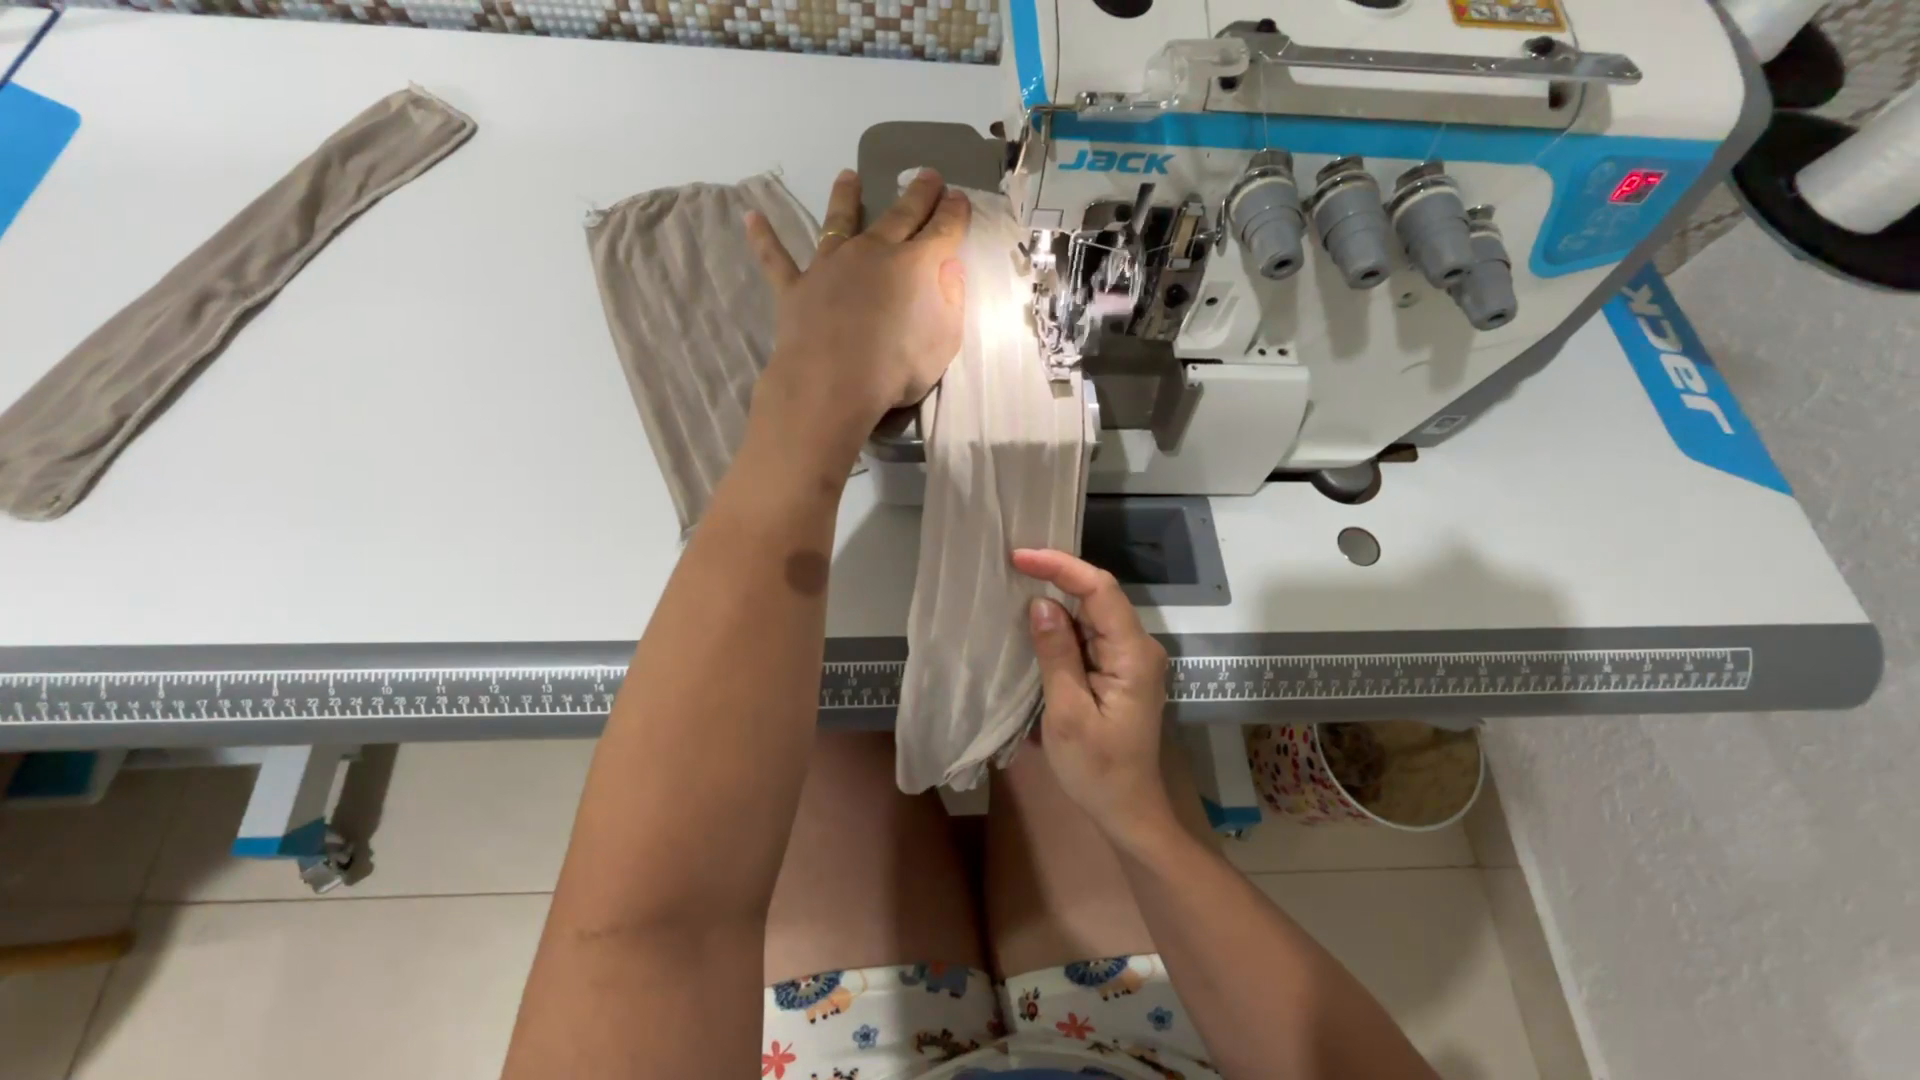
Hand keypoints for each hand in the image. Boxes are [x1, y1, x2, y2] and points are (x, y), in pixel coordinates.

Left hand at [745, 167, 970, 439]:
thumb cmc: (896, 369)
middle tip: (927, 174)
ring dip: (845, 196)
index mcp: (915, 265)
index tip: (960, 197)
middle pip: (900, 215)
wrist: (831, 384)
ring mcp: (831, 265)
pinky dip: (763, 238)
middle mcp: (873, 252)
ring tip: (848, 176)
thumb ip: (951, 300)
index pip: (942, 230)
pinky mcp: (796, 286)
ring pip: (839, 221)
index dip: (954, 212)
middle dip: (917, 194)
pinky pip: (776, 258)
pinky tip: (750, 218)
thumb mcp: (945, 341)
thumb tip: (949, 266)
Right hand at [1013, 548, 1177, 847]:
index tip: (1020, 557)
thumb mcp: (1067, 712)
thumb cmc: (1097, 769)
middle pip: (1099, 596)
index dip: (1061, 566)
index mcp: (1133, 655)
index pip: (1100, 590)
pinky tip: (1037, 620)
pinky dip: (1065, 624)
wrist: (1128, 811)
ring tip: (1017, 584)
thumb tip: (1041, 603)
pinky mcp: (1121, 672)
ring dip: (1059, 599)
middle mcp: (1140, 648)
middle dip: (1057, 577)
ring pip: (1094, 613)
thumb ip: (1056, 653)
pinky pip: (1093, 634)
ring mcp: (1133, 660)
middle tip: (1011, 565)